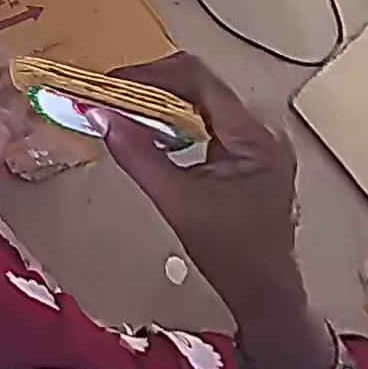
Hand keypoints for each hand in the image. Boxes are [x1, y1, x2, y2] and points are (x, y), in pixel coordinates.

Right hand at [100, 53, 330, 368]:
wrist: (267, 294)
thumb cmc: (229, 254)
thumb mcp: (176, 201)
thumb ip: (136, 154)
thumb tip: (100, 114)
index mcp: (254, 135)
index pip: (199, 79)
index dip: (152, 74)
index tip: (116, 83)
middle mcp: (264, 125)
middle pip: (202, 80)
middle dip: (155, 82)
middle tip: (118, 94)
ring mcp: (262, 133)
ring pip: (205, 92)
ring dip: (166, 95)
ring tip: (132, 107)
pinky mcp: (254, 142)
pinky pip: (212, 110)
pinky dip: (181, 112)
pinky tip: (159, 126)